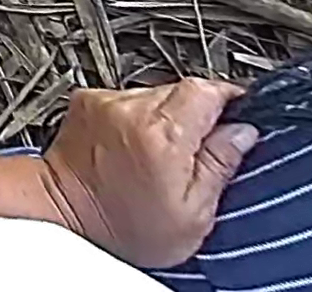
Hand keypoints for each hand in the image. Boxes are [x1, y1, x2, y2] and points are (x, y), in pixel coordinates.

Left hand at [30, 79, 258, 267]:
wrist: (67, 209)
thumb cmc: (126, 223)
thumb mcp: (193, 211)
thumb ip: (220, 164)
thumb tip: (244, 132)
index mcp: (161, 135)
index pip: (203, 90)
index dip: (228, 96)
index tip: (242, 106)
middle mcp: (128, 108)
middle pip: (178, 89)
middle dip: (198, 113)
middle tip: (203, 147)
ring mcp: (103, 100)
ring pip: (152, 92)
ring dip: (166, 115)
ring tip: (163, 153)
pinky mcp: (86, 98)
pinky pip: (125, 96)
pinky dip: (137, 114)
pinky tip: (136, 143)